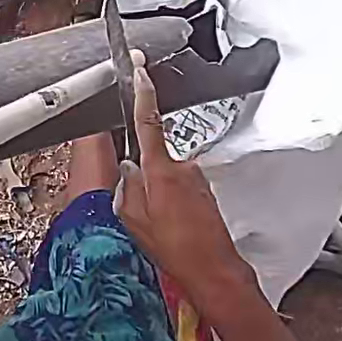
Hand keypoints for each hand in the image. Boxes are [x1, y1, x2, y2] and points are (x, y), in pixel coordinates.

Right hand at [114, 61, 260, 304]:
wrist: (214, 270)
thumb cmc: (175, 248)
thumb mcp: (134, 220)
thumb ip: (127, 188)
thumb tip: (128, 169)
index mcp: (160, 170)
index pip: (148, 122)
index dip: (143, 93)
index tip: (139, 70)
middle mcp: (181, 167)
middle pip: (152, 157)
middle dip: (142, 177)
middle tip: (144, 211)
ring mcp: (196, 177)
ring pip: (165, 175)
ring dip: (158, 194)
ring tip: (161, 225)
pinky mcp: (204, 188)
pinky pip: (178, 186)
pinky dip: (171, 201)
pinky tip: (172, 226)